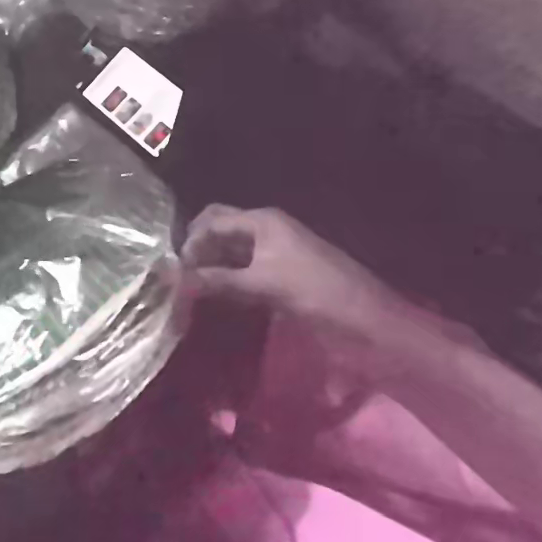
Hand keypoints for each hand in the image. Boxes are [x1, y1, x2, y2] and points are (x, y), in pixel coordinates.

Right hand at [181, 205, 471, 372]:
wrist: (368, 320)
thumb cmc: (316, 293)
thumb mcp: (263, 285)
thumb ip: (216, 280)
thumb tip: (173, 278)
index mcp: (262, 220)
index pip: (212, 221)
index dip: (189, 243)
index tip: (173, 273)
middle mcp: (266, 228)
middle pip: (220, 229)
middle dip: (197, 249)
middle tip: (179, 279)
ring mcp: (275, 250)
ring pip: (231, 249)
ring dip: (210, 265)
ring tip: (190, 290)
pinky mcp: (281, 272)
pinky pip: (244, 267)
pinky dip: (226, 278)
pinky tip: (215, 296)